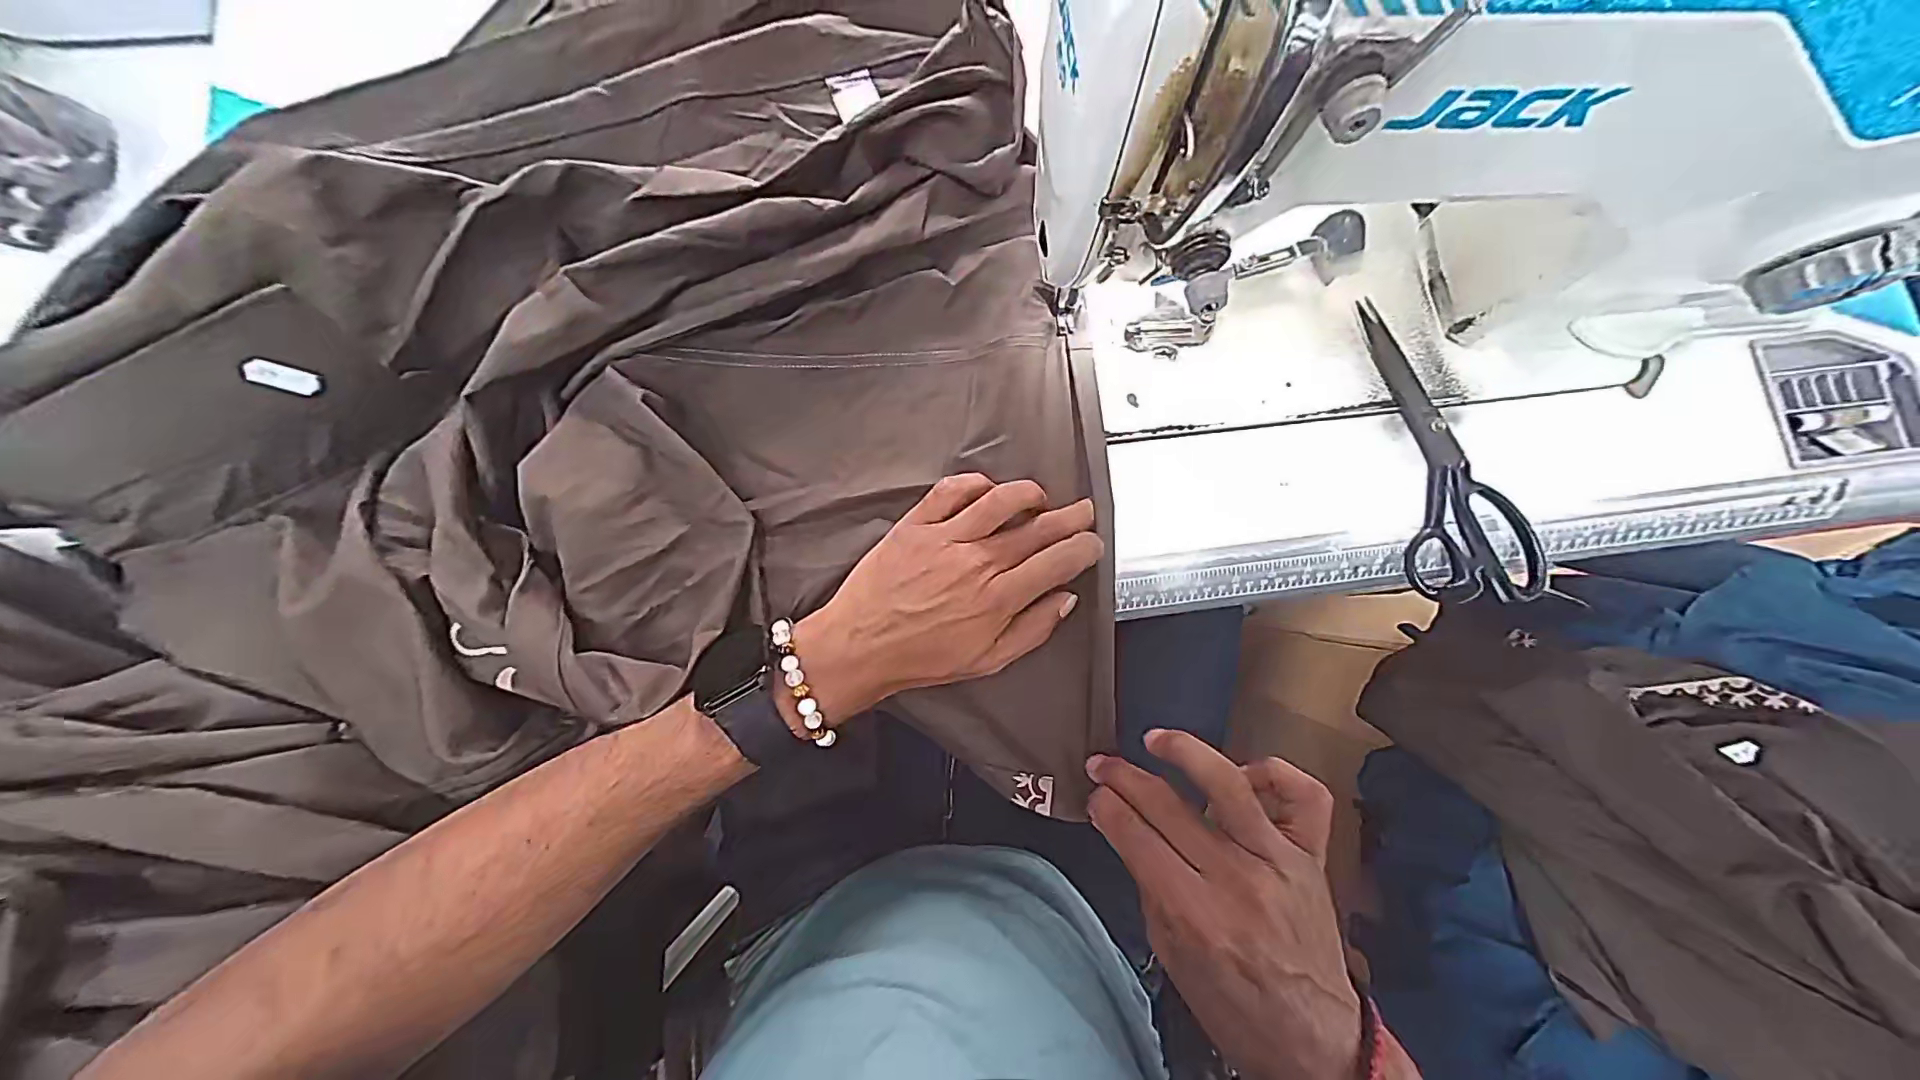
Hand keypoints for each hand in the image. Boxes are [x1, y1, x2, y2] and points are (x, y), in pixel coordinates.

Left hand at [790, 474, 1101, 723]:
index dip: (1082, 547)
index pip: (1057, 561)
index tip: (1090, 543)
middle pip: (1038, 527)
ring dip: (1029, 494)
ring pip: (1002, 500)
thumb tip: (1063, 601)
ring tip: (1039, 497)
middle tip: (1082, 511)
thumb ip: (1032, 629)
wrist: (860, 646)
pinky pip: (952, 490)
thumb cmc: (918, 657)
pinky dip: (975, 482)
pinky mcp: (917, 525)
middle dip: (1070, 517)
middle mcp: (977, 562)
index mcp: (998, 598)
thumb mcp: (987, 661)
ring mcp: (946, 538)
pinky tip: (986, 488)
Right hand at [1088, 731, 1362, 1079]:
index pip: (1136, 837)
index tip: (1094, 793)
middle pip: (1166, 806)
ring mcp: (1278, 862)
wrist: (1315, 1040)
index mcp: (1195, 915)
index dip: (1106, 806)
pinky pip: (1304, 797)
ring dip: (1184, 752)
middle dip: (1123, 777)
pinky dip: (1275, 773)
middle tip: (1103, 764)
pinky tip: (1245, 772)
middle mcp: (1236, 880)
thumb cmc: (1236, 1005)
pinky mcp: (1311, 856)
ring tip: (1157, 740)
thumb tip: (1124, 828)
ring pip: (1228, 786)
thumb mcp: (1170, 955)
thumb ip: (1147, 886)